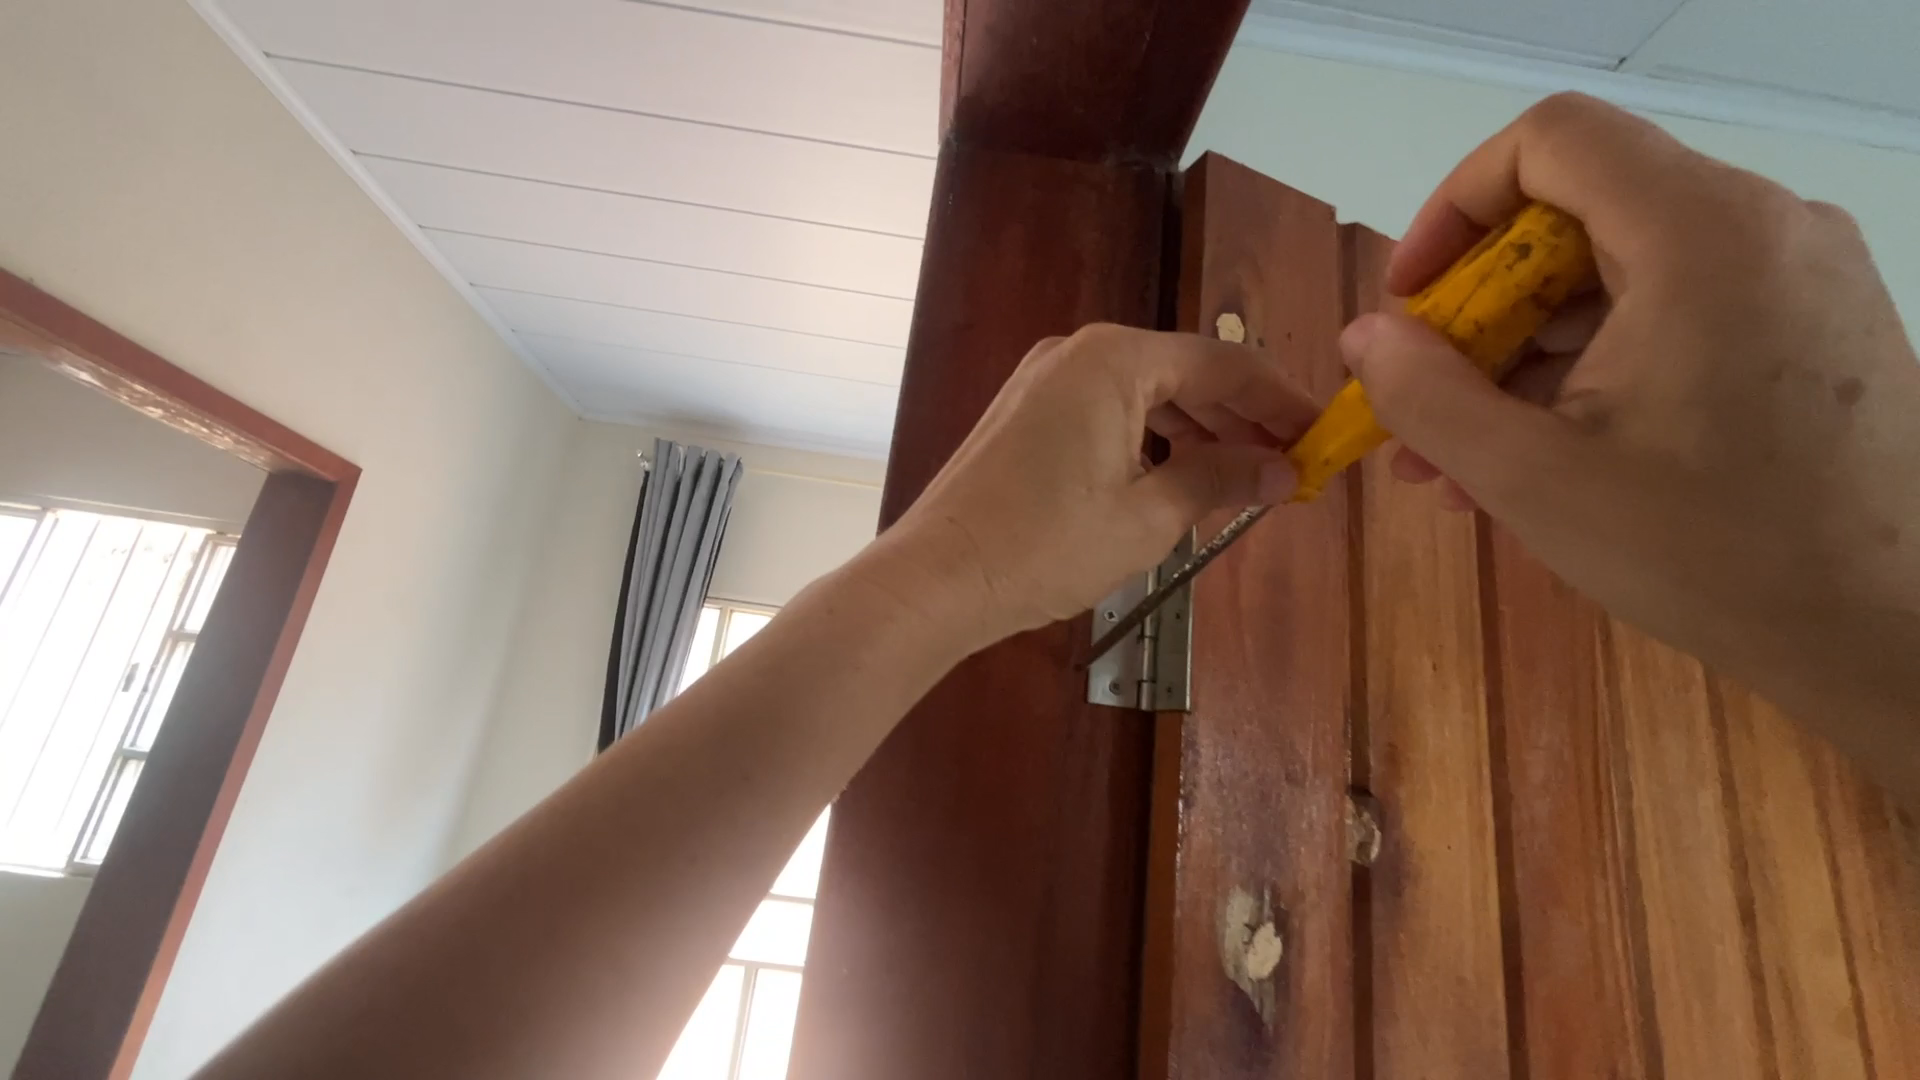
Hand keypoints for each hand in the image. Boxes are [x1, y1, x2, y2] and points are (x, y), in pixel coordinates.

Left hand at [862, 324, 1318, 649]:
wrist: (937, 578)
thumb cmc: (1045, 546)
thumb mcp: (1146, 518)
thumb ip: (1220, 479)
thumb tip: (1285, 470)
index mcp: (1112, 359)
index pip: (1221, 365)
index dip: (1279, 401)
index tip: (1322, 435)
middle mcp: (1076, 354)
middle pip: (1181, 375)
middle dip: (1237, 420)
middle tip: (1288, 465)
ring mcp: (1042, 383)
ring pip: (1141, 397)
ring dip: (1193, 434)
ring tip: (1240, 478)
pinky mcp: (1024, 416)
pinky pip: (1104, 416)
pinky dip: (1146, 443)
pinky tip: (1175, 478)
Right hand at [1340, 93, 1919, 796]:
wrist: (1887, 634)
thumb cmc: (1702, 551)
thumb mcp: (1525, 475)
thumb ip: (1423, 394)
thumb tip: (1363, 336)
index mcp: (1700, 238)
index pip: (1548, 143)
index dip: (1452, 208)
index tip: (1408, 301)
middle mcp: (1753, 231)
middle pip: (1564, 220)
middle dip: (1468, 311)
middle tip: (1417, 400)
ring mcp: (1778, 281)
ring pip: (1596, 281)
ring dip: (1504, 359)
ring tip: (1448, 456)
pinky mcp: (1785, 331)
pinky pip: (1644, 322)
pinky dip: (1565, 375)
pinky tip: (1518, 456)